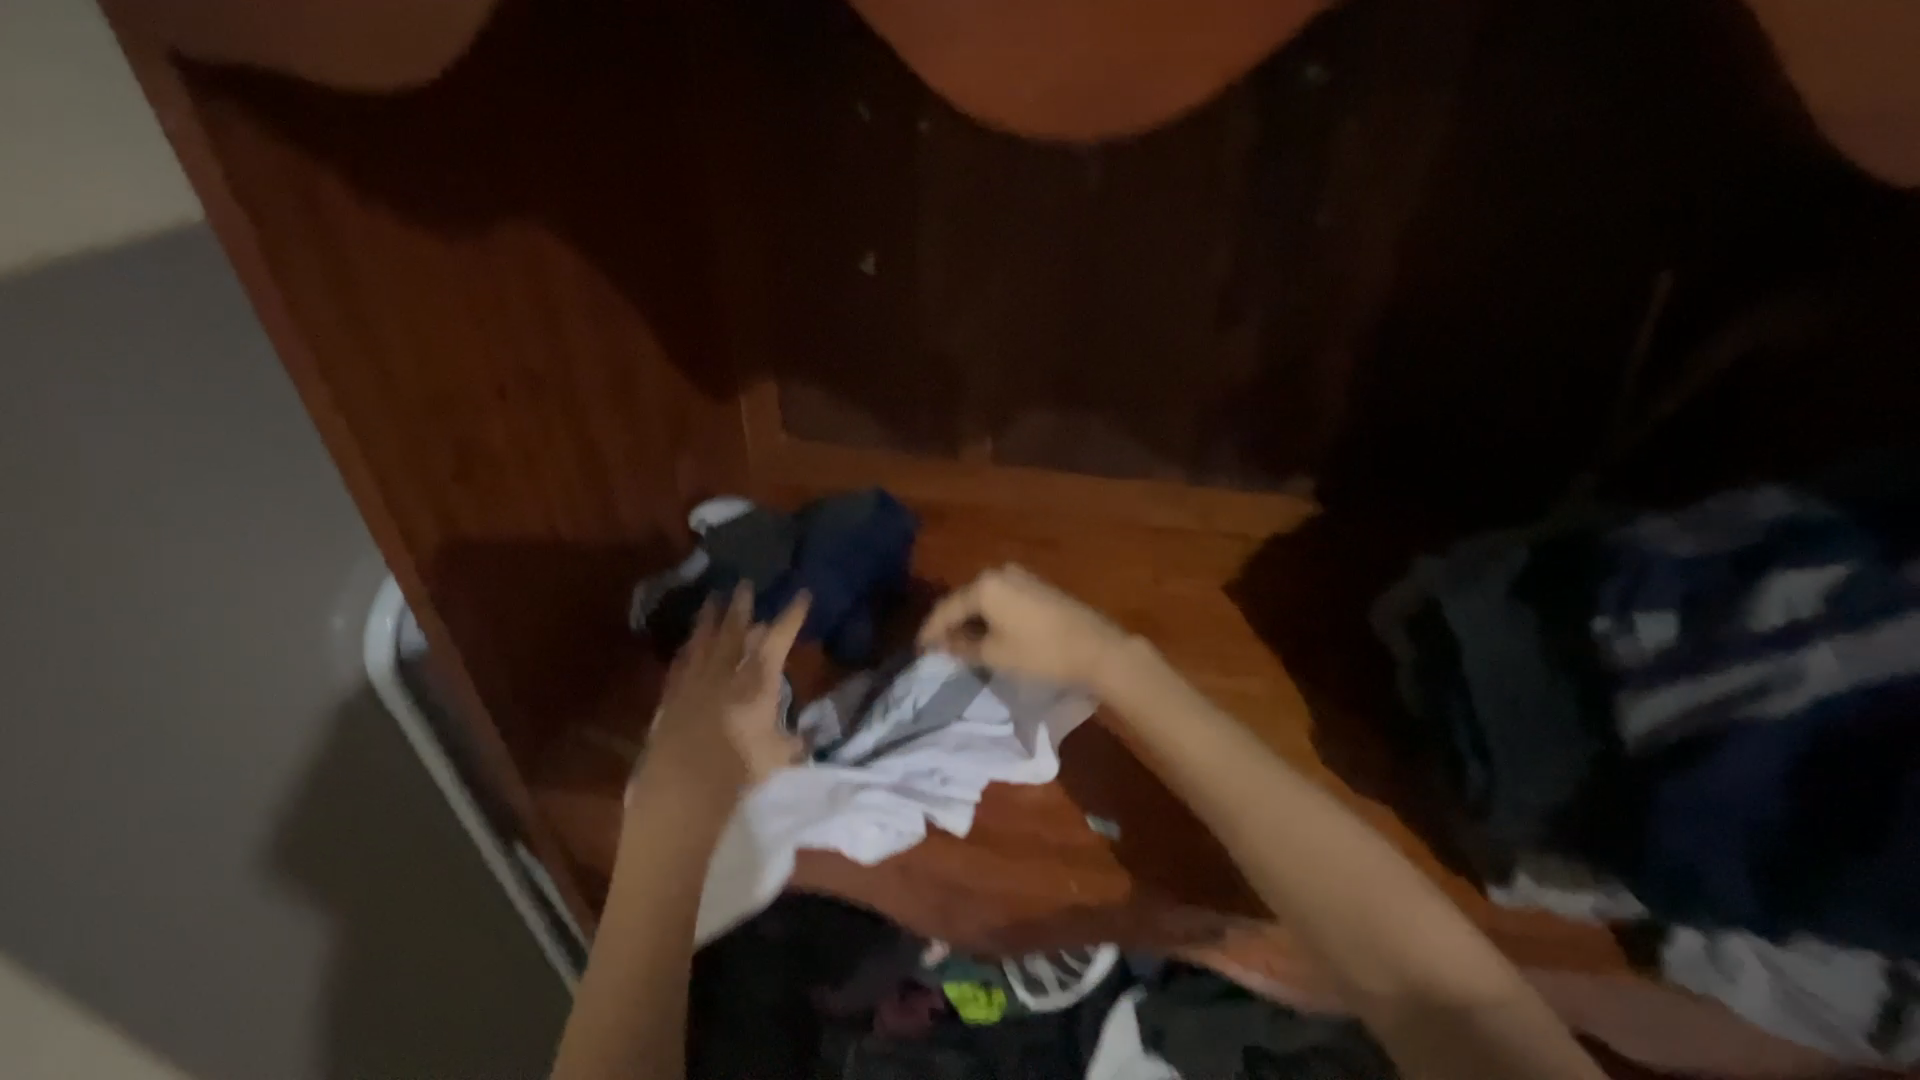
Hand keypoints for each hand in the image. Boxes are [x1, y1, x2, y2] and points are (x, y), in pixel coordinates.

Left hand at [638, 585, 810, 802]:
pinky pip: (681, 663)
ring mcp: (695, 680)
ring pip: (704, 640)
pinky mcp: (671, 695)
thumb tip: (807, 740)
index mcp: (758, 679)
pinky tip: (687, 645)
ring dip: (709, 619)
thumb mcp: (777, 756)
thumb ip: (792, 743)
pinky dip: (687, 650)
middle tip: (743, 584)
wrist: (683, 781)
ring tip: (712, 600)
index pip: (779, 638)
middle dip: (742, 606)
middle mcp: (726, 670)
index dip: (792, 616)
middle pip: (735, 629)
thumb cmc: (739, 766)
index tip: (803, 594)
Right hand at [917, 564, 1131, 684]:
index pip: (946, 609)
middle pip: (965, 600)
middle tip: (937, 647)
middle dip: (950, 624)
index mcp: (984, 585)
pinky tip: (987, 633)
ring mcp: (1021, 576)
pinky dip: (990, 616)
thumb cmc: (1040, 652)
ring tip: (960, 643)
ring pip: (984, 599)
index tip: (919, 650)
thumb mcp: (995, 654)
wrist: (1096, 648)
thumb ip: (962, 647)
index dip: (931, 631)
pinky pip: (1002, 599)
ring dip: (971, 620)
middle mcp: (1000, 573)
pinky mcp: (1038, 586)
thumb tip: (942, 644)